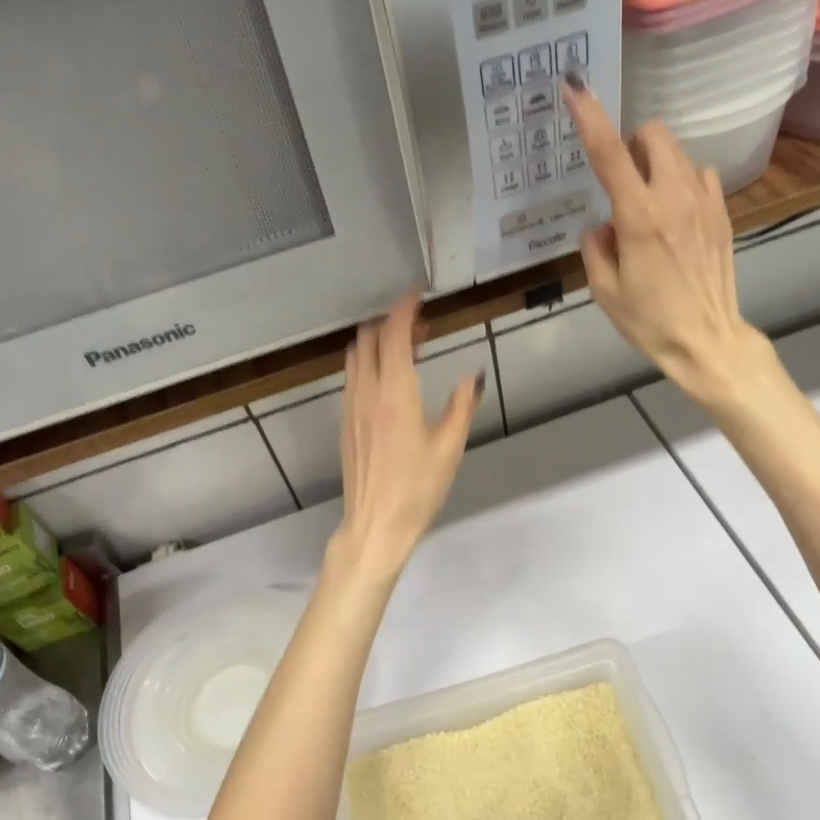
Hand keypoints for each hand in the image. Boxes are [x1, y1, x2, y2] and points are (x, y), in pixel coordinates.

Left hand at [333, 289, 483, 574]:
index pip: (394, 335)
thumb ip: (462, 406)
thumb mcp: (450, 448)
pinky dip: (368, 364)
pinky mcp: (346, 424)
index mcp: (395, 394)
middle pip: (370, 338)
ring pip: (356, 357)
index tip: (419, 293)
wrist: (375, 526)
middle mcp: (367, 393)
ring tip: (406, 349)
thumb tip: (473, 376)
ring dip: (378, 342)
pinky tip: (388, 380)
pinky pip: (352, 378)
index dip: (405, 308)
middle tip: (421, 325)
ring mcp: (351, 408)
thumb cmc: (417, 490)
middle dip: (393, 322)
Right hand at [563, 78, 782, 407]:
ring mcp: (703, 202)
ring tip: (648, 205)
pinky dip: (682, 183)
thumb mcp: (605, 291)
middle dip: (632, 145)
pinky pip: (699, 175)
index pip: (609, 153)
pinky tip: (676, 216)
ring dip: (656, 164)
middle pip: (652, 134)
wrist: (707, 341)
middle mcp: (674, 198)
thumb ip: (595, 248)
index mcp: (639, 218)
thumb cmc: (650, 323)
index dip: (590, 116)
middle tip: (621, 180)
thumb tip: (602, 224)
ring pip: (677, 152)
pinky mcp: (721, 213)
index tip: (574, 88)